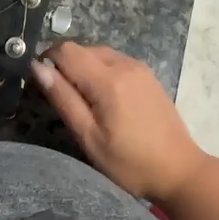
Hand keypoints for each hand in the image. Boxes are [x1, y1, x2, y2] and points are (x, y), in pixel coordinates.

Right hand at [33, 41, 208, 201]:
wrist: (180, 170)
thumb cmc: (130, 163)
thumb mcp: (90, 138)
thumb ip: (64, 99)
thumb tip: (38, 67)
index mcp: (108, 80)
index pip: (66, 50)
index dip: (48, 61)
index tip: (44, 85)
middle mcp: (124, 64)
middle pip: (82, 48)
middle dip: (65, 66)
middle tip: (64, 99)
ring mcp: (139, 67)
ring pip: (98, 52)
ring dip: (83, 68)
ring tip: (85, 101)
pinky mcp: (147, 74)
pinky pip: (114, 60)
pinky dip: (101, 71)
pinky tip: (105, 99)